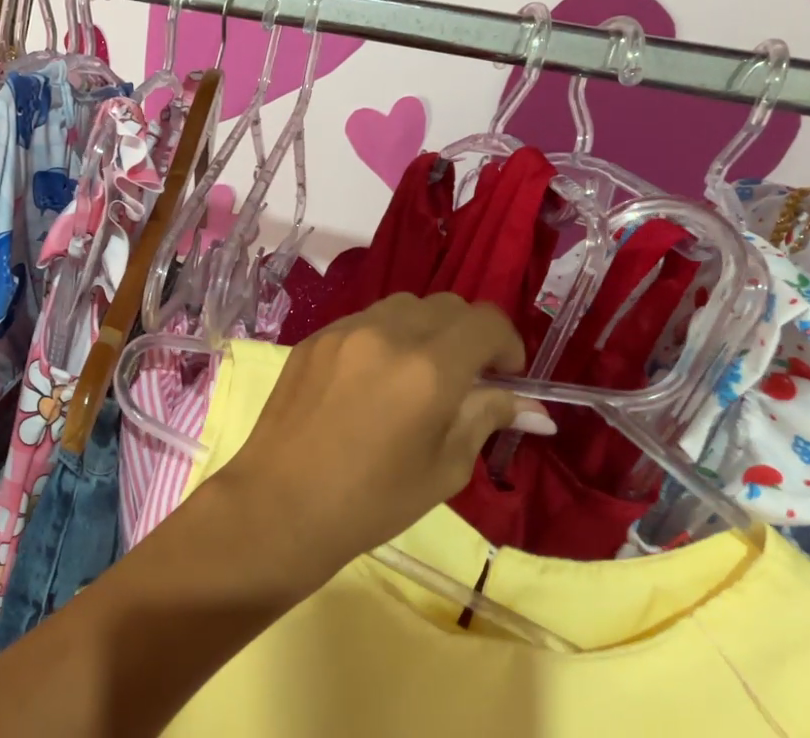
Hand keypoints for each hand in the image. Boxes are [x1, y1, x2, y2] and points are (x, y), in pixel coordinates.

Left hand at [214, 293, 551, 573]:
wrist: (280, 504)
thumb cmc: (371, 500)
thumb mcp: (445, 468)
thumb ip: (485, 419)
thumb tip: (529, 405)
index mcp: (428, 368)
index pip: (485, 321)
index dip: (507, 345)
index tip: (505, 379)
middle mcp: (384, 334)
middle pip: (445, 305)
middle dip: (468, 334)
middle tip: (466, 380)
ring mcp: (341, 332)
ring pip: (400, 306)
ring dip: (424, 330)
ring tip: (418, 377)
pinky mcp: (311, 340)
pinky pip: (361, 321)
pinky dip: (383, 337)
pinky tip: (373, 380)